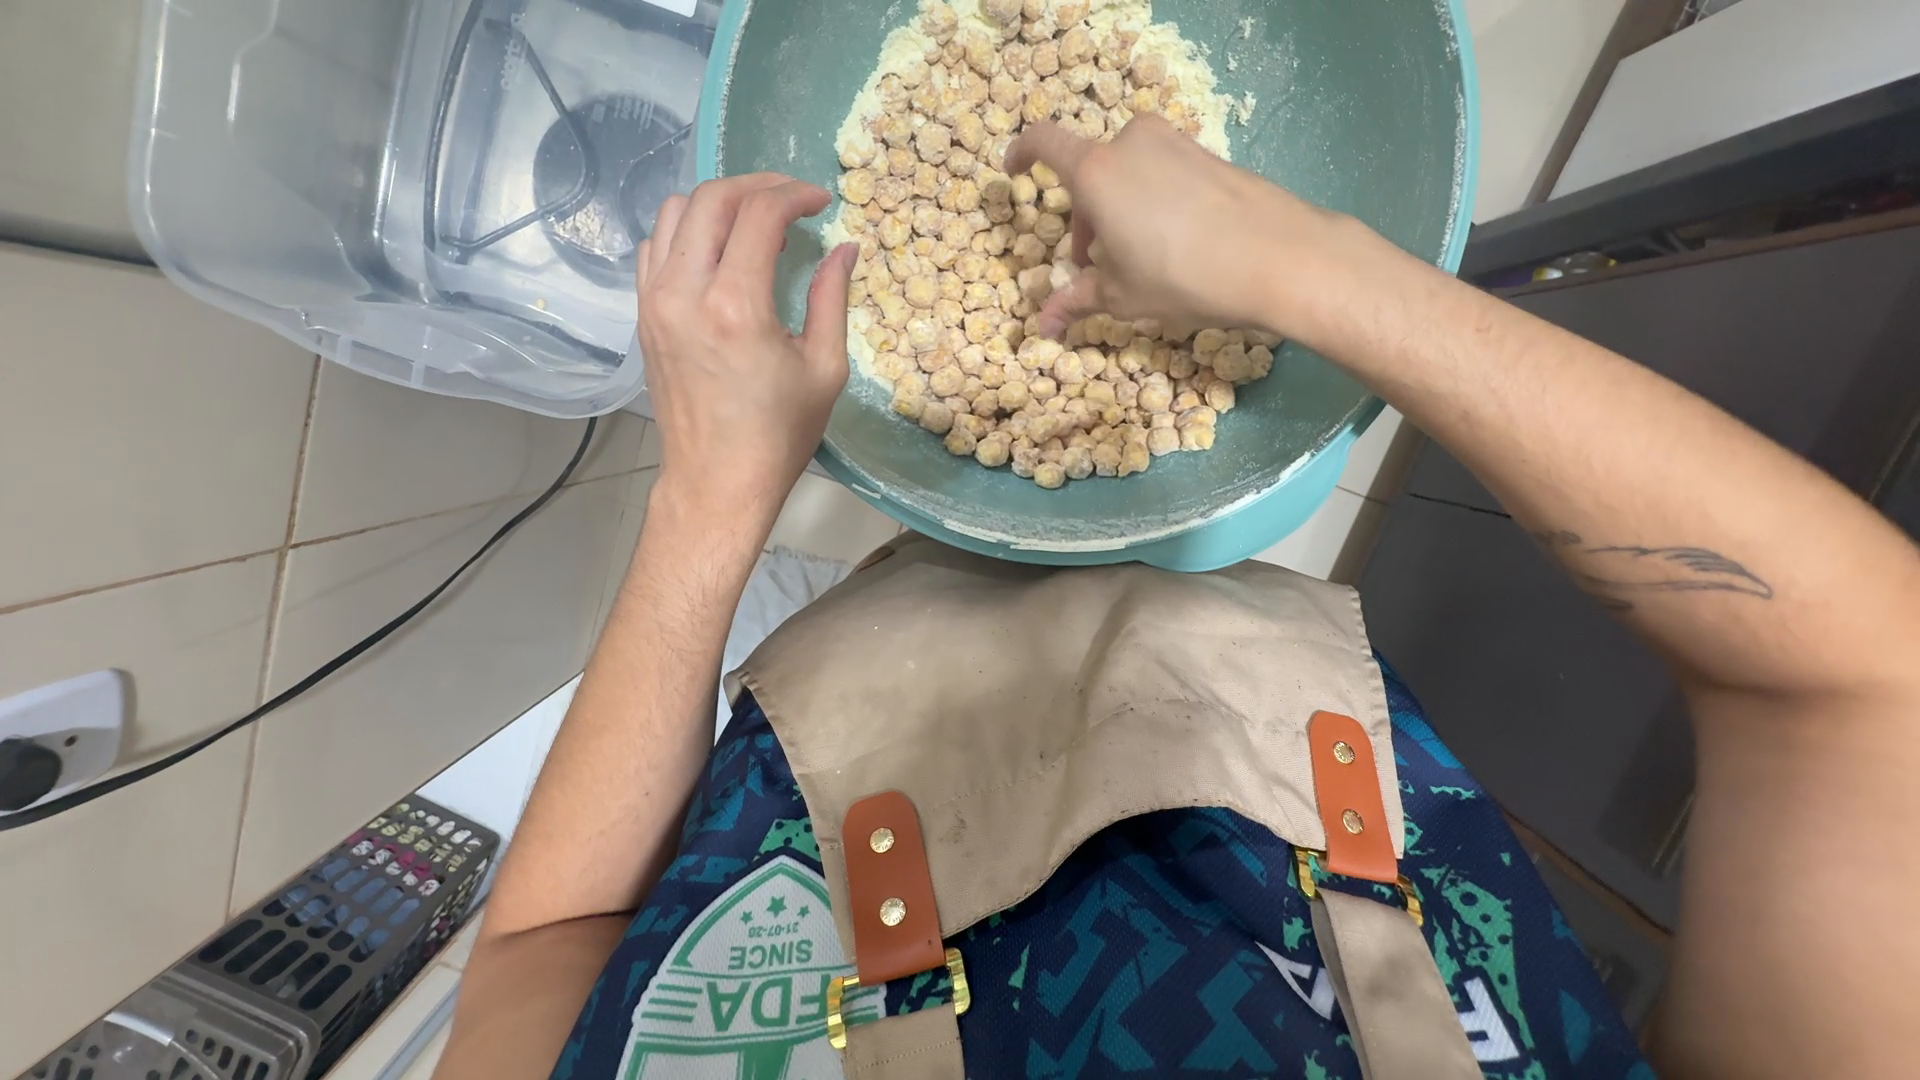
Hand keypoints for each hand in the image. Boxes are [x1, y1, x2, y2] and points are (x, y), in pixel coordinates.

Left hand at [638, 174, 856, 524]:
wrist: (717, 481)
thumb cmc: (779, 435)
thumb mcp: (824, 369)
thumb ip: (832, 298)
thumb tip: (845, 248)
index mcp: (736, 306)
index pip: (759, 215)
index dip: (795, 195)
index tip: (821, 201)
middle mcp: (685, 292)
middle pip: (712, 199)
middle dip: (758, 186)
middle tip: (792, 200)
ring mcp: (654, 302)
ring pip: (676, 214)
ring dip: (720, 204)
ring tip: (757, 223)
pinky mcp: (644, 316)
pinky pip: (658, 248)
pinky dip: (690, 232)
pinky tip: (719, 251)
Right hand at [1005, 116, 1400, 349]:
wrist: (1276, 257)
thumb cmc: (1182, 276)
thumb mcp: (1121, 295)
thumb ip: (1076, 302)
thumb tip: (1043, 328)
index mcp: (1097, 172)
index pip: (1043, 142)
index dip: (1021, 154)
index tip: (1013, 170)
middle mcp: (1131, 144)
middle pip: (1088, 175)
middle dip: (1084, 220)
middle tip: (1094, 266)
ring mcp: (1173, 144)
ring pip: (1125, 176)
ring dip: (1116, 214)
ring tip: (1137, 262)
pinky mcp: (1204, 154)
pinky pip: (1158, 175)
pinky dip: (1148, 205)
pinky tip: (1172, 246)